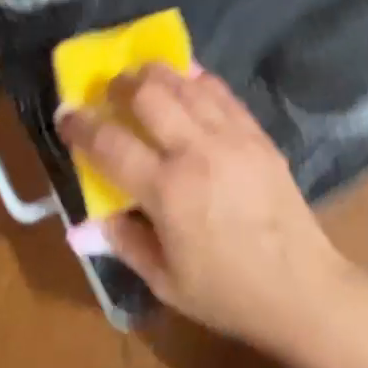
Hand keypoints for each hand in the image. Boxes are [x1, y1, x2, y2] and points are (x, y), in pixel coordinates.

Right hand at [57, 66, 351, 352]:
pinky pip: (222, 93)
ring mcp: (232, 138)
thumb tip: (89, 219)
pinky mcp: (258, 135)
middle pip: (149, 94)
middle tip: (110, 91)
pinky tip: (188, 84)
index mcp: (167, 191)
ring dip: (158, 74)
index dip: (80, 125)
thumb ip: (123, 242)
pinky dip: (198, 82)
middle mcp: (196, 152)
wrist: (302, 288)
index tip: (65, 115)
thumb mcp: (164, 281)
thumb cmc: (228, 292)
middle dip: (121, 84)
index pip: (109, 143)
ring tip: (144, 79)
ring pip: (187, 84)